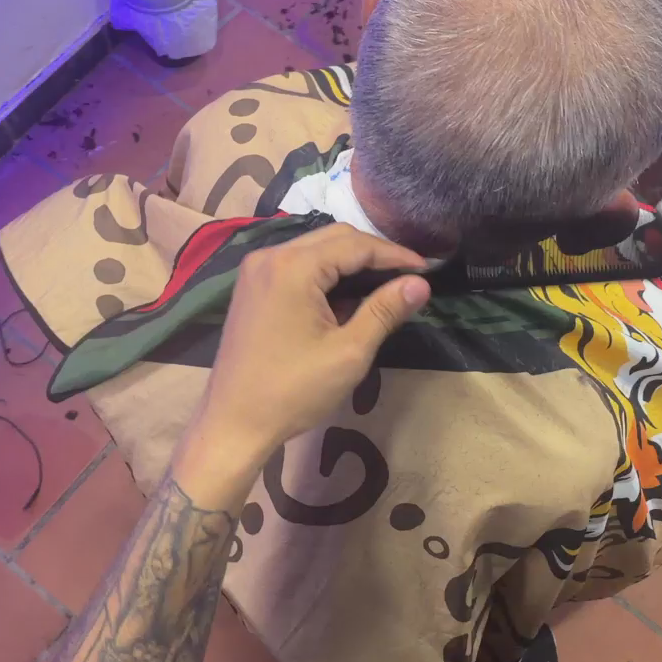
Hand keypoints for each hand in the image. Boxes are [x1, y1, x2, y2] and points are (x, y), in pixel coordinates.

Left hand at [193, 224, 430, 463]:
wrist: (234, 423)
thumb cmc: (293, 391)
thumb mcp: (348, 352)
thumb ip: (385, 310)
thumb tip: (421, 284)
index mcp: (293, 267)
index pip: (355, 245)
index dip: (395, 254)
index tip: (427, 269)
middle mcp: (270, 256)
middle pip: (334, 238)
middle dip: (374, 254)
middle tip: (409, 277)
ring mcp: (256, 270)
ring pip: (316, 249)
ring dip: (350, 263)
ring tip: (385, 286)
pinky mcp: (252, 287)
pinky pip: (297, 265)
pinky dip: (326, 274)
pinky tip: (348, 297)